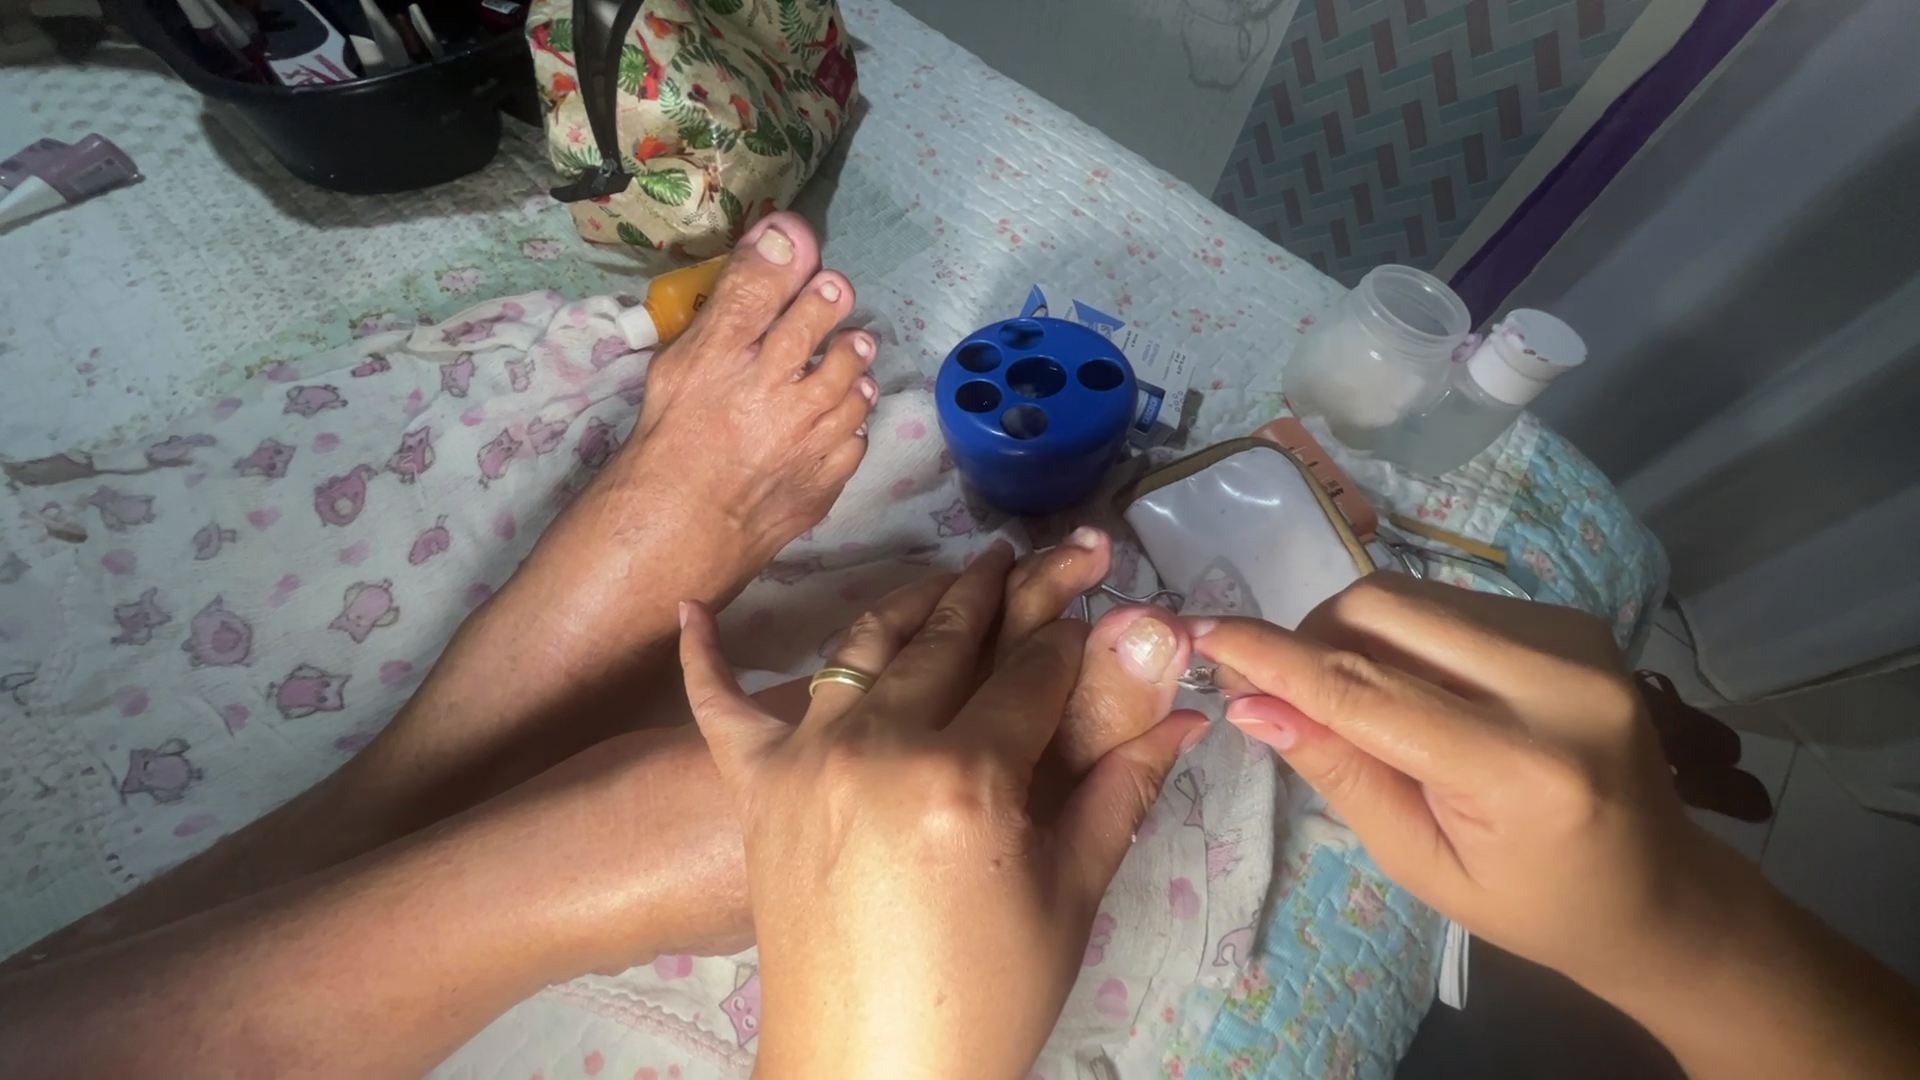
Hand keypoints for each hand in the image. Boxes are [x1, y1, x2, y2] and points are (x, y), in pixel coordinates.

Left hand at [678, 543, 1206, 1079]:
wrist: (869, 1074)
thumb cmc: (988, 997)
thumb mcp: (1070, 895)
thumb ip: (1123, 790)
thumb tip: (1188, 718)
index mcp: (968, 778)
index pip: (1032, 673)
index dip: (1070, 641)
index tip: (1090, 618)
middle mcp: (882, 745)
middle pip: (950, 639)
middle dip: (998, 591)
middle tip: (1022, 557)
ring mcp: (808, 757)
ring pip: (864, 645)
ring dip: (909, 600)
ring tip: (947, 576)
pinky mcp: (756, 785)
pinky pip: (722, 706)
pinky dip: (706, 656)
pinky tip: (693, 606)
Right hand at [1190, 574, 1724, 994]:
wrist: (1668, 894)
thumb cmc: (1531, 900)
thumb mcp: (1415, 860)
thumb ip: (1334, 770)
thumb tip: (1248, 704)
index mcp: (1522, 770)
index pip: (1359, 691)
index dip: (1269, 657)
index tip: (1203, 633)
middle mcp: (1558, 684)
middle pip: (1377, 610)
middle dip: (1309, 638)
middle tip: (1289, 691)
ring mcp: (1573, 641)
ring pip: (1401, 595)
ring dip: (1348, 635)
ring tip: (1357, 697)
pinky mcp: (1569, 620)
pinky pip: (1436, 602)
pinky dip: (1393, 634)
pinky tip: (1411, 684)